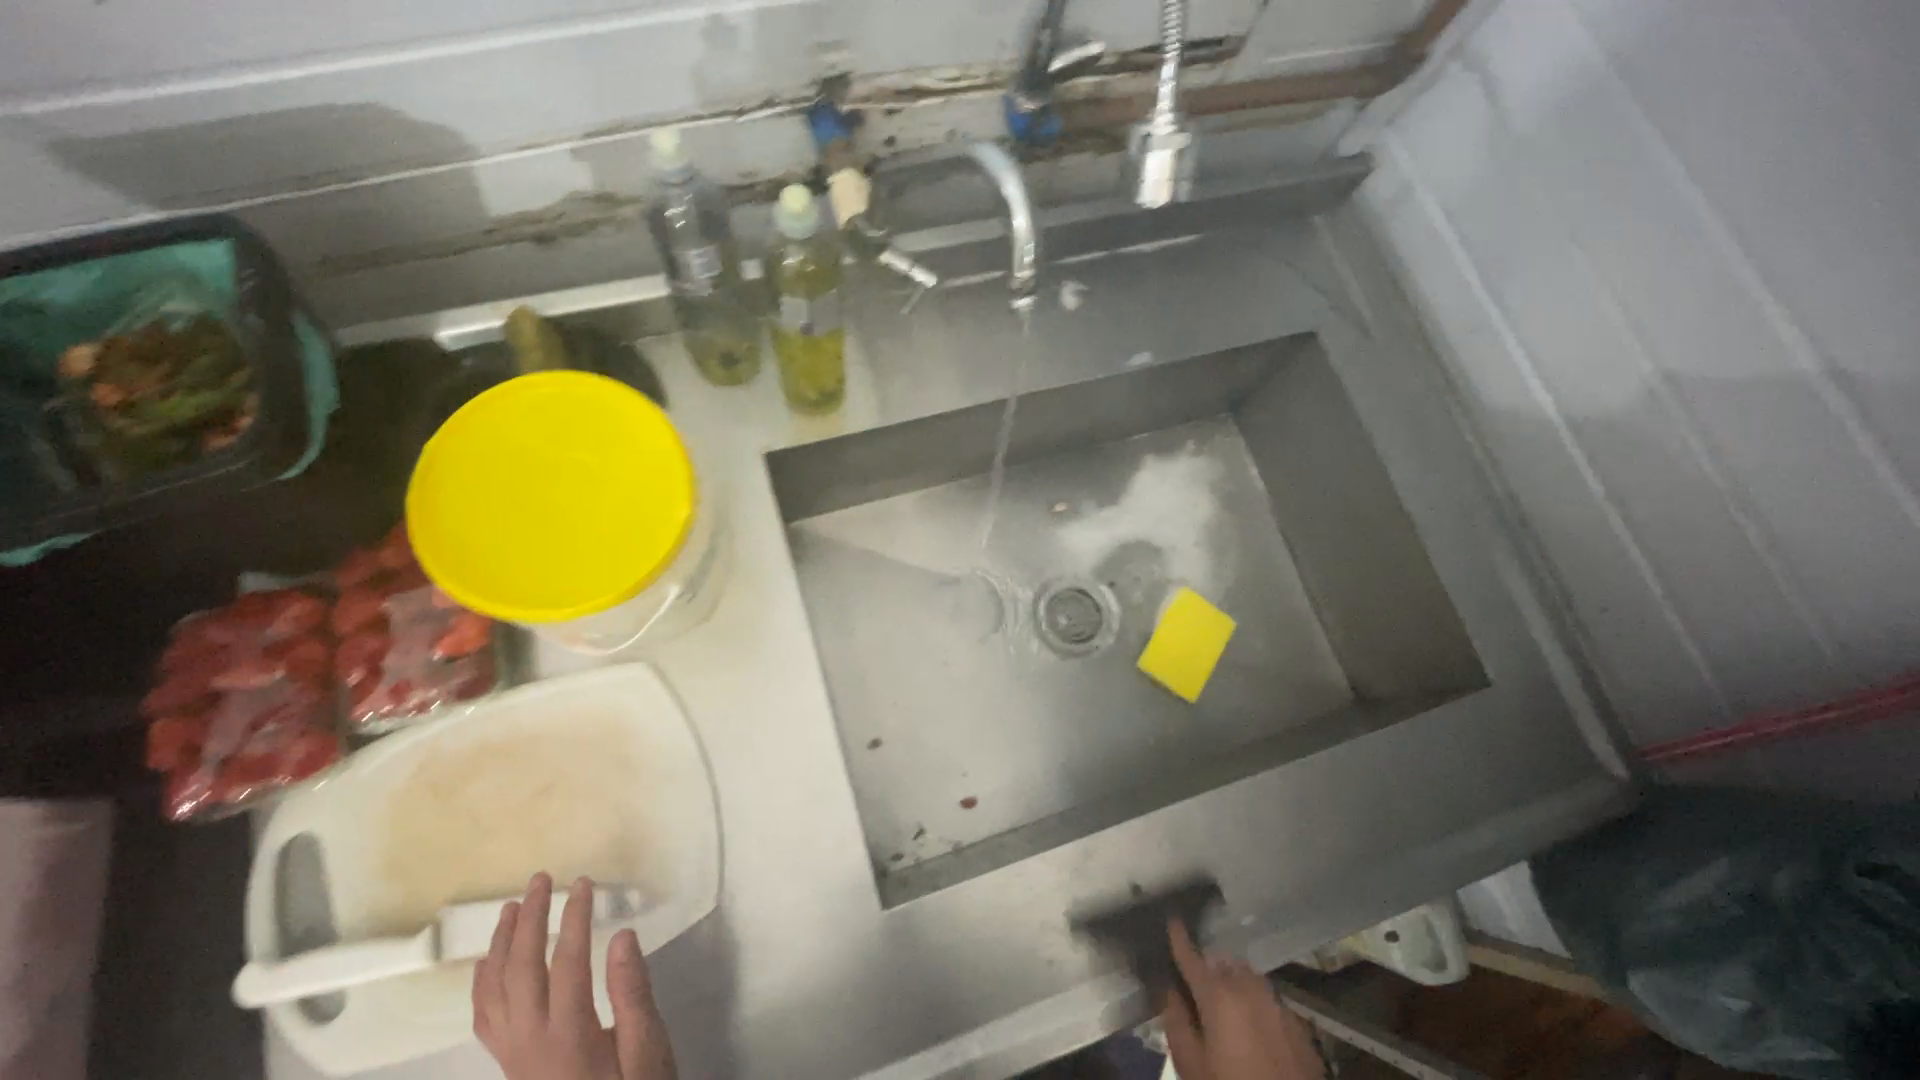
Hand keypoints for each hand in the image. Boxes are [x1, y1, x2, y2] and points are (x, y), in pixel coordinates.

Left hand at [473, 873, 678, 1079]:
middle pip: (519, 969)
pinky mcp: (511, 1066)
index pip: (567, 961)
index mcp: (569, 1036)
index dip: (575, 917)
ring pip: (494, 991)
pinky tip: (490, 964)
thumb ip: (633, 995)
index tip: (585, 883)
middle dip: (530, 919)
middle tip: (541, 880)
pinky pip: (485, 1018)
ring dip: (500, 944)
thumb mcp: (649, 1053)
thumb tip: (622, 936)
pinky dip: (483, 983)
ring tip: (511, 908)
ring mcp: (514, 1056)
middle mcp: (530, 1042)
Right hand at [1162, 919, 1323, 1079]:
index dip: (1179, 938)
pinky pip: (1269, 999)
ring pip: (1248, 978)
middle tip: (1195, 986)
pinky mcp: (1298, 1024)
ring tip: (1223, 1004)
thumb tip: (1169, 990)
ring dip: (1232, 980)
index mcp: (1218, 995)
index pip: (1192, 957)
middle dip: (1207, 967)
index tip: (1172, 919)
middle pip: (1222, 964)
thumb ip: (1175, 1021)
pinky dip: (1255, 1002)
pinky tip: (1251, 1027)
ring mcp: (1278, 1004)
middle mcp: (1249, 989)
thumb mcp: (1190, 1063)